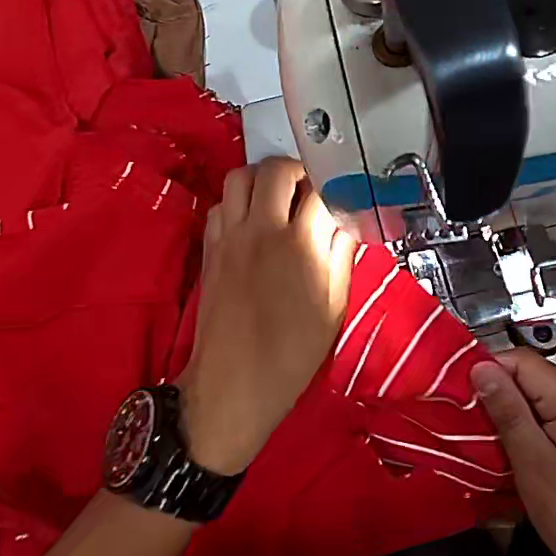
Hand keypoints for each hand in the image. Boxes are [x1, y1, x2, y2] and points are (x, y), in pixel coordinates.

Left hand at [178, 157, 356, 473]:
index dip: (335, 188)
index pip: (319, 190)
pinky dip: (236, 202)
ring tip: (280, 198)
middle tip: (311, 190)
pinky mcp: (209, 249)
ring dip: (262, 178)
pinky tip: (252, 222)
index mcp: (300, 245)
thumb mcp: (333, 309)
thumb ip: (341, 258)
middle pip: (275, 170)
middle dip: (298, 171)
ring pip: (239, 177)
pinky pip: (219, 204)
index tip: (342, 197)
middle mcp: (261, 230)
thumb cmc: (291, 355)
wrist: (233, 385)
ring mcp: (229, 237)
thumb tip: (346, 225)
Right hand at [470, 350, 555, 555]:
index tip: (460, 395)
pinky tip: (512, 452)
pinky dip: (526, 428)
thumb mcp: (534, 465)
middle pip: (529, 376)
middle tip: (469, 426)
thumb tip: (482, 367)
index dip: (488, 372)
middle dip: (496, 396)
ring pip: (535, 396)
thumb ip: (508, 412)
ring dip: (509, 415)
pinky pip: (547, 414)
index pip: (522, 361)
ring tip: (487, 443)